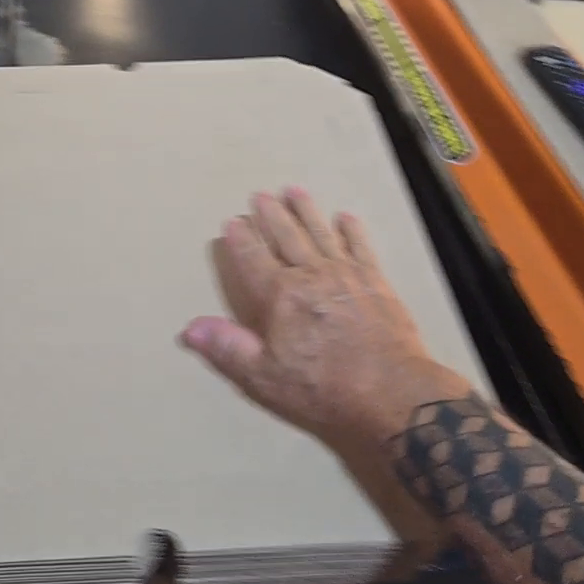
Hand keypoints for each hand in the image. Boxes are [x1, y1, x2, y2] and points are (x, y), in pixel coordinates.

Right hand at [179, 187, 474, 448]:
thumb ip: (228, 348)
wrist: (392, 393)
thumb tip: (190, 327)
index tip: (232, 221)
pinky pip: (360, 248)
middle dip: (271, 215)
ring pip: (321, 233)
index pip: (254, 259)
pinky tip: (346, 218)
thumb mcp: (265, 377)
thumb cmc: (323, 388)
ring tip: (295, 190)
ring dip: (306, 211)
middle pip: (287, 237)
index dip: (241, 239)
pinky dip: (352, 231)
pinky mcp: (376, 282)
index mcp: (281, 296)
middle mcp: (311, 275)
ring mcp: (346, 275)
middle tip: (260, 195)